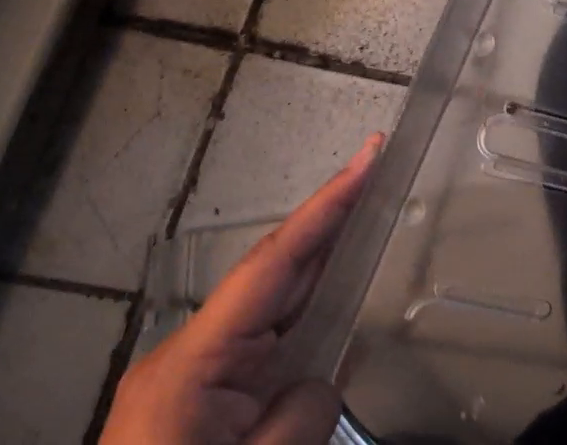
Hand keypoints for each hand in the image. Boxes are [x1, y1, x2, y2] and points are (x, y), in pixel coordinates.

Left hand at [101, 133, 382, 444]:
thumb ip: (304, 410)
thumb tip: (318, 381)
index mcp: (192, 362)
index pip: (273, 264)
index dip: (327, 206)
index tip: (368, 157)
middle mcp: (187, 355)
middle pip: (272, 273)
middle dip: (328, 221)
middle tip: (380, 173)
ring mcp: (189, 378)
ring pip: (269, 308)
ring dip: (320, 266)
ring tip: (368, 222)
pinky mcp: (198, 400)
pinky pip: (264, 343)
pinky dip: (304, 315)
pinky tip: (333, 301)